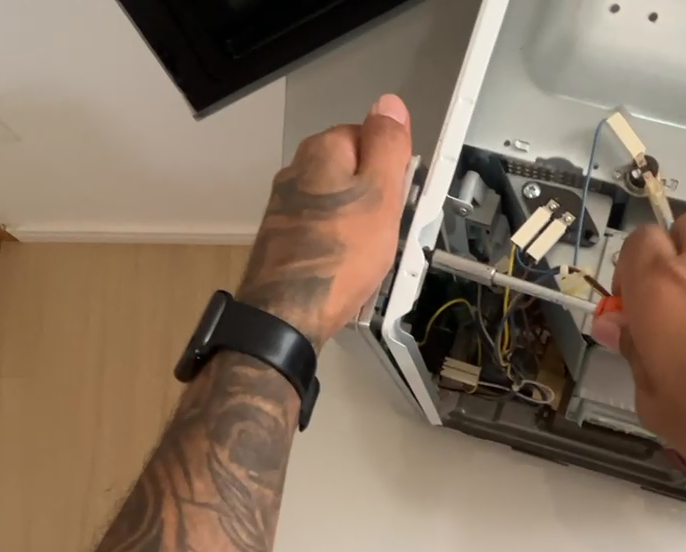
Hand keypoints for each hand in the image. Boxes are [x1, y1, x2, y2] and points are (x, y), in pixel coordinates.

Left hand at [237, 94, 414, 347]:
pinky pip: (324, 240)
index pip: (370, 139)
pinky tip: (349, 277)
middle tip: (391, 237)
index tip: (402, 200)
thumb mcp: (380, 196)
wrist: (287, 315)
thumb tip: (390, 104)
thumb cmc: (338, 257)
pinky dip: (341, 255)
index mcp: (322, 152)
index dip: (393, 170)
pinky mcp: (283, 245)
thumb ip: (388, 146)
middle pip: (353, 178)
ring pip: (339, 212)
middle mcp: (297, 174)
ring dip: (360, 234)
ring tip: (372, 264)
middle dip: (376, 205)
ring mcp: (286, 211)